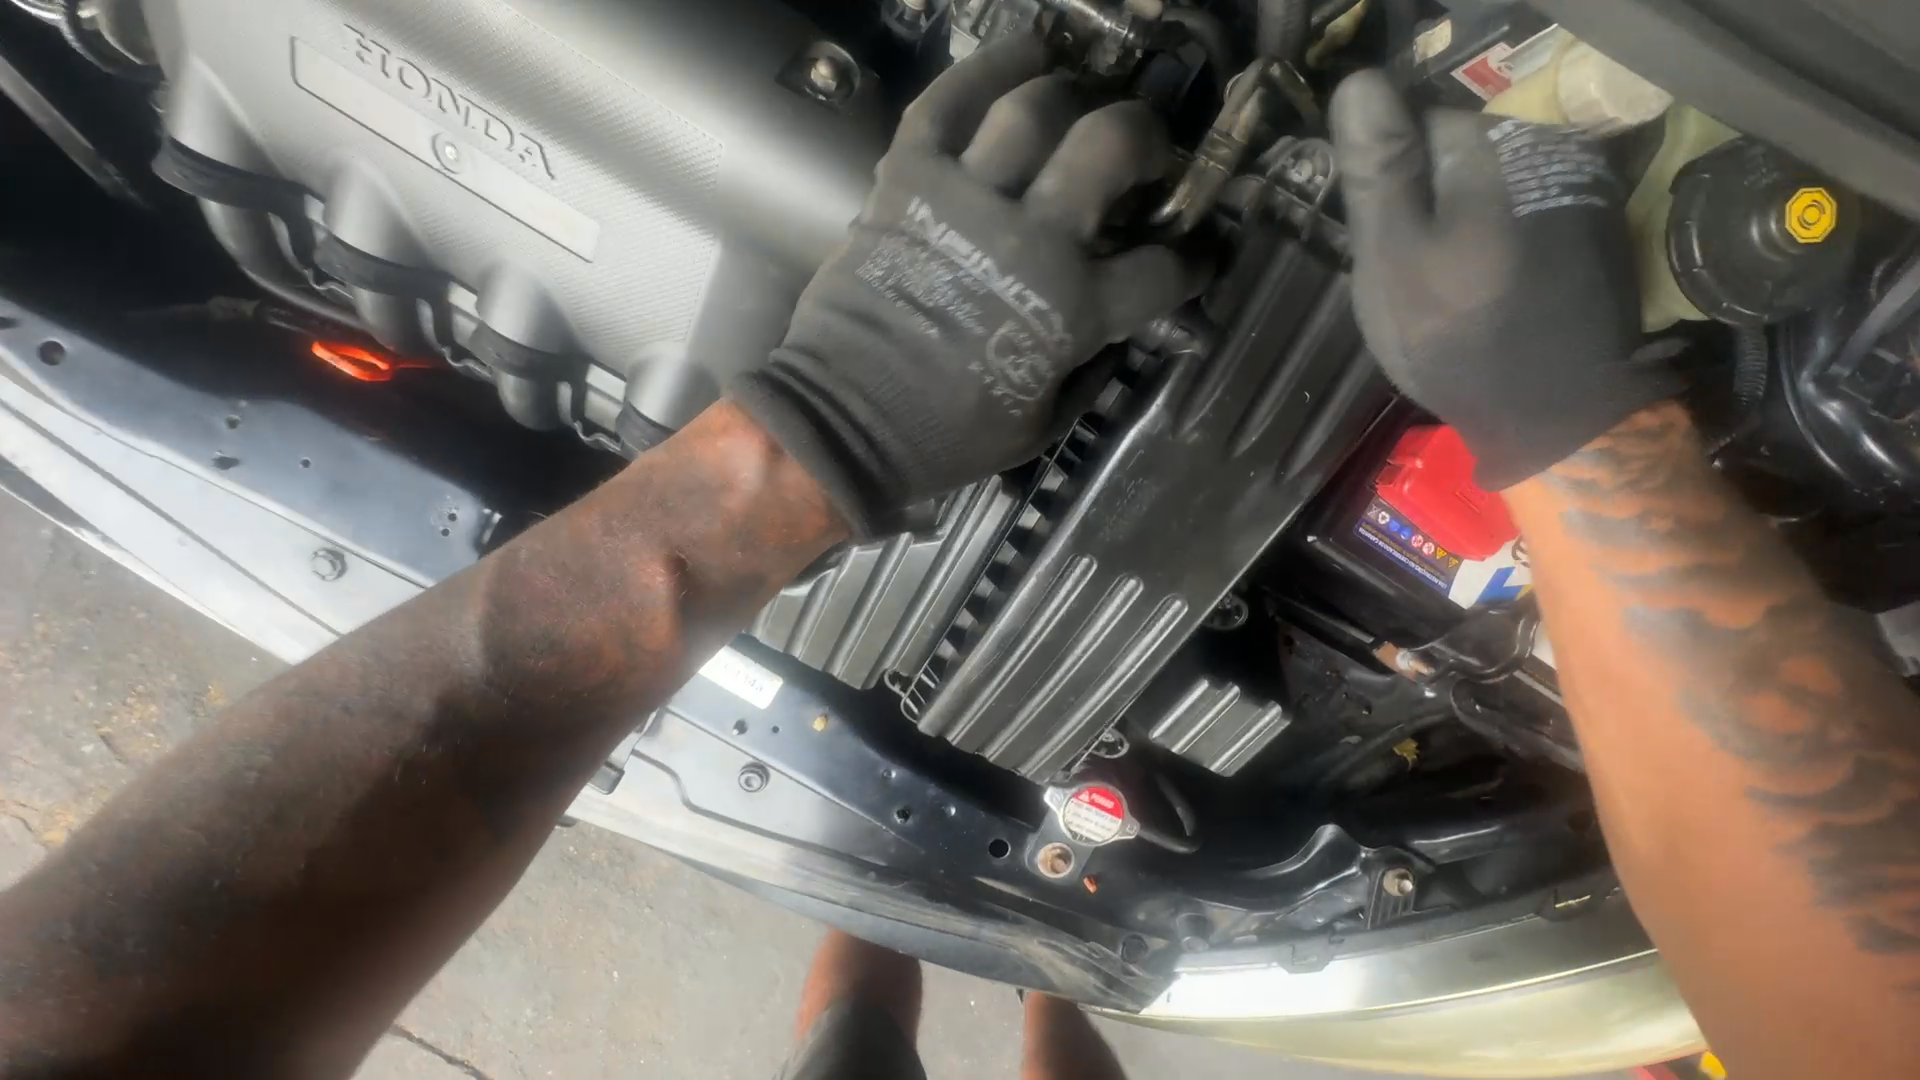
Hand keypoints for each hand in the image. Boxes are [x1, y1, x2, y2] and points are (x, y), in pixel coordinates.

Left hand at [730, 36, 1204, 534]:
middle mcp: (1030, 241)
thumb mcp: (1040, 423)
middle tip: (1140, 152)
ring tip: (1078, 100)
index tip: (1198, 252)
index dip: (1193, 259)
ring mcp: (965, 202)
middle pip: (1108, 146)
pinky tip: (1024, 51)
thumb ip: (1085, 371)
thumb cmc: (949, 436)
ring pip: (1034, 108)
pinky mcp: (907, 182)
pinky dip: (985, 68)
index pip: (1160, 269)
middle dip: (1142, 137)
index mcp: (1072, 312)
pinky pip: (947, 102)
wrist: (849, 422)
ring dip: (1069, 95)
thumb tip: (1112, 331)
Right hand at [1329, 70, 1679, 488]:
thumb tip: (1358, 81)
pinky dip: (1486, 241)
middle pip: (1459, 152)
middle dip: (1424, 191)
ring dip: (1454, 217)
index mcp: (1482, 157)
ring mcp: (1566, 195)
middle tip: (1397, 259)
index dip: (1389, 165)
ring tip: (1432, 276)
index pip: (1424, 121)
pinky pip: (1514, 217)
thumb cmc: (1450, 331)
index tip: (1371, 220)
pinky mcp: (1581, 234)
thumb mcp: (1392, 254)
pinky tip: (1472, 284)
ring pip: (1485, 186)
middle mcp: (1535, 157)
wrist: (1543, 408)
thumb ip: (1380, 171)